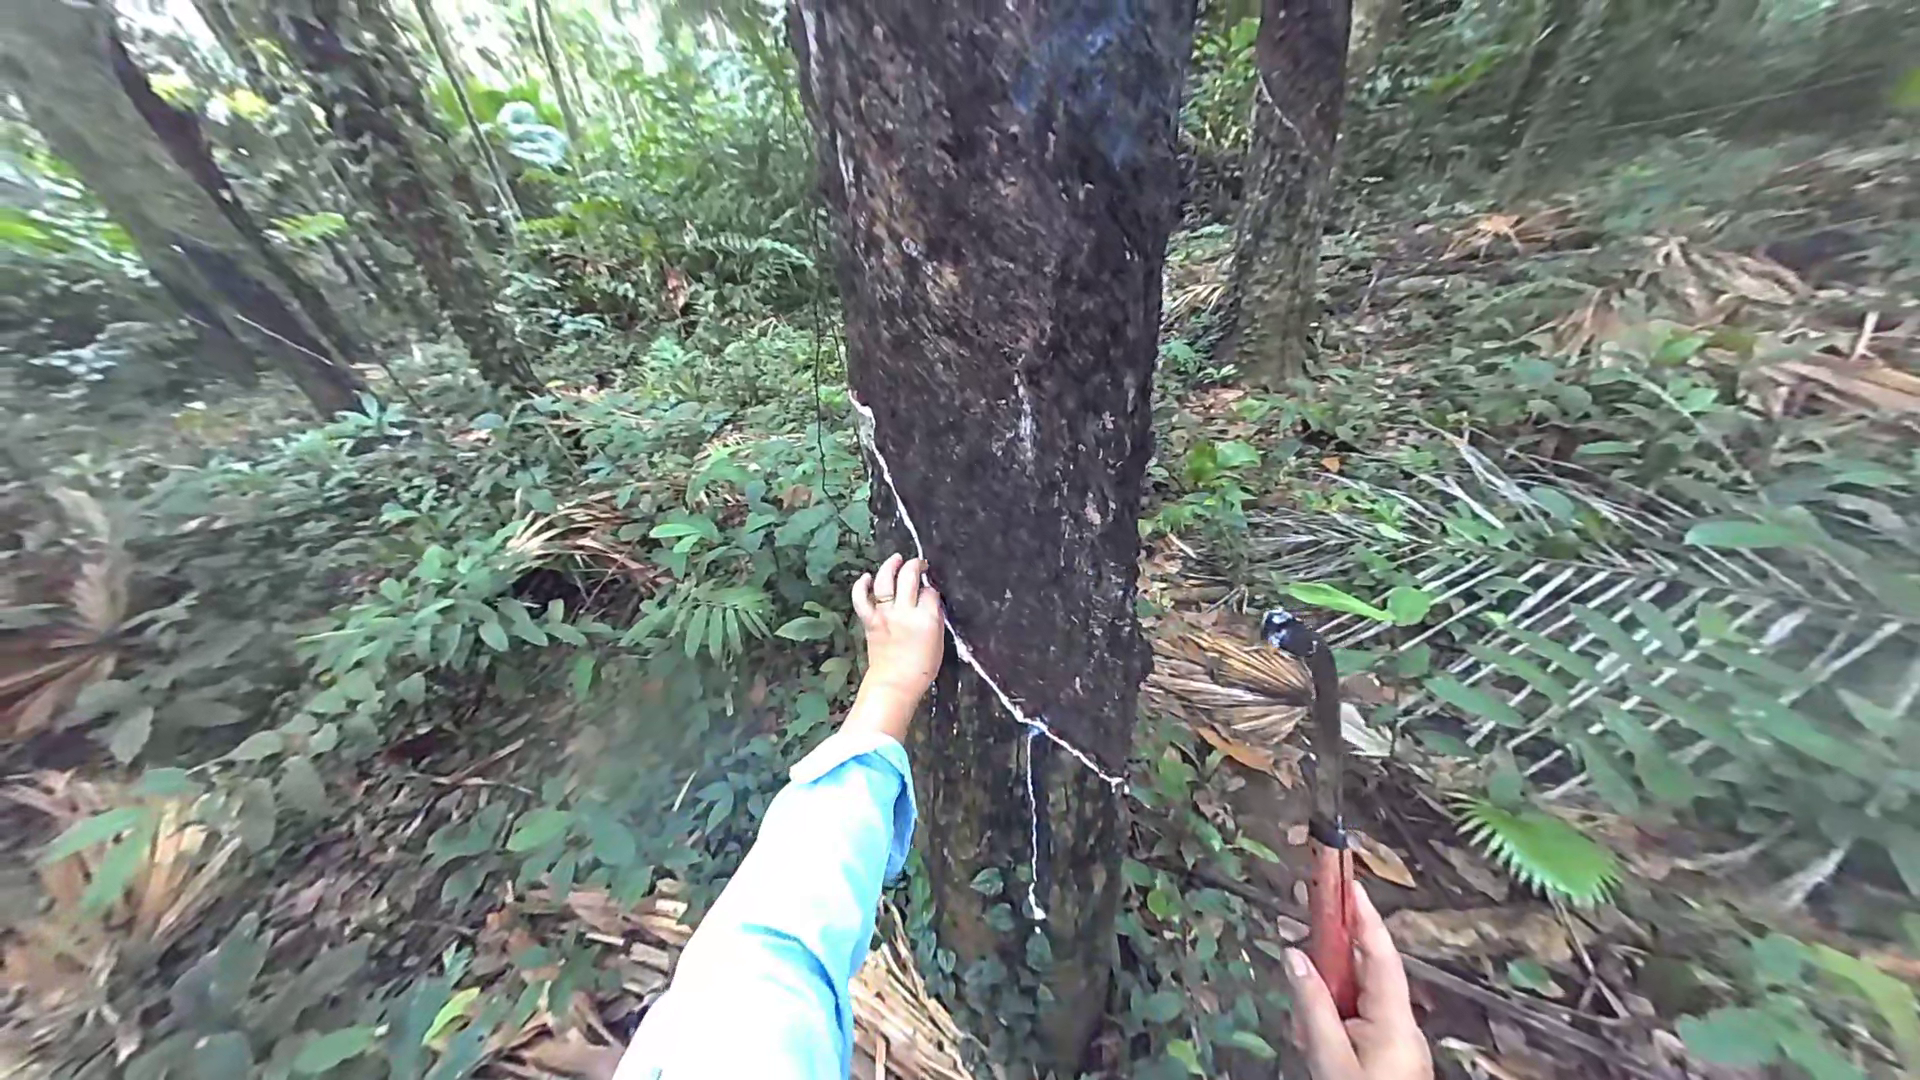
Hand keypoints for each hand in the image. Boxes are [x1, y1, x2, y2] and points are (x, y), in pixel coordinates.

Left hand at [846, 553, 943, 740]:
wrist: (895, 684)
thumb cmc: (921, 667)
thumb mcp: (939, 641)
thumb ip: (935, 618)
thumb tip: (930, 600)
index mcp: (927, 619)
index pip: (930, 591)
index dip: (932, 588)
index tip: (931, 592)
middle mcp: (905, 612)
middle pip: (909, 577)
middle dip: (916, 566)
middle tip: (920, 564)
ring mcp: (885, 615)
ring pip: (885, 581)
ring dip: (891, 565)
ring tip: (897, 558)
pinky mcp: (870, 621)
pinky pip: (862, 599)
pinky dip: (861, 585)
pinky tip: (866, 577)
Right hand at [1285, 882, 1432, 1079]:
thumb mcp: (1328, 1059)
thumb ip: (1311, 1003)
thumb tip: (1293, 951)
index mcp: (1395, 1022)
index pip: (1380, 956)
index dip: (1365, 917)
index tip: (1349, 883)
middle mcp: (1402, 1026)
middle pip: (1368, 970)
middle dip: (1337, 946)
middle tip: (1307, 918)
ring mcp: (1396, 1042)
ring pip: (1358, 993)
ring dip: (1329, 984)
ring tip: (1305, 1013)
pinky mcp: (1386, 1054)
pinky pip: (1357, 1014)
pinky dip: (1332, 1008)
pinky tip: (1313, 1029)